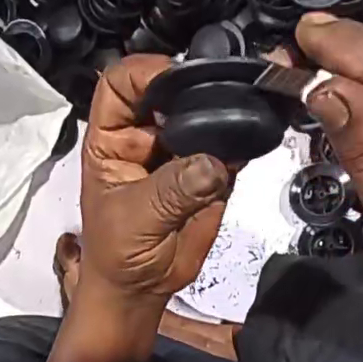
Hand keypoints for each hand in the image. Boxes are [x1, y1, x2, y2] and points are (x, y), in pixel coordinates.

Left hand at [78, 55, 231, 302]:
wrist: (142, 288)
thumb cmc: (117, 254)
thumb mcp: (133, 219)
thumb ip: (170, 192)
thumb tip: (210, 166)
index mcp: (112, 140)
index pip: (121, 86)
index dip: (143, 73)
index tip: (171, 77)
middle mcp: (147, 139)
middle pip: (169, 93)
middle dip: (193, 89)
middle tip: (219, 93)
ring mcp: (181, 155)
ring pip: (204, 118)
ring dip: (224, 115)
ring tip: (241, 115)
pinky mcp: (210, 175)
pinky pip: (230, 150)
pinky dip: (243, 146)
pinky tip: (250, 143)